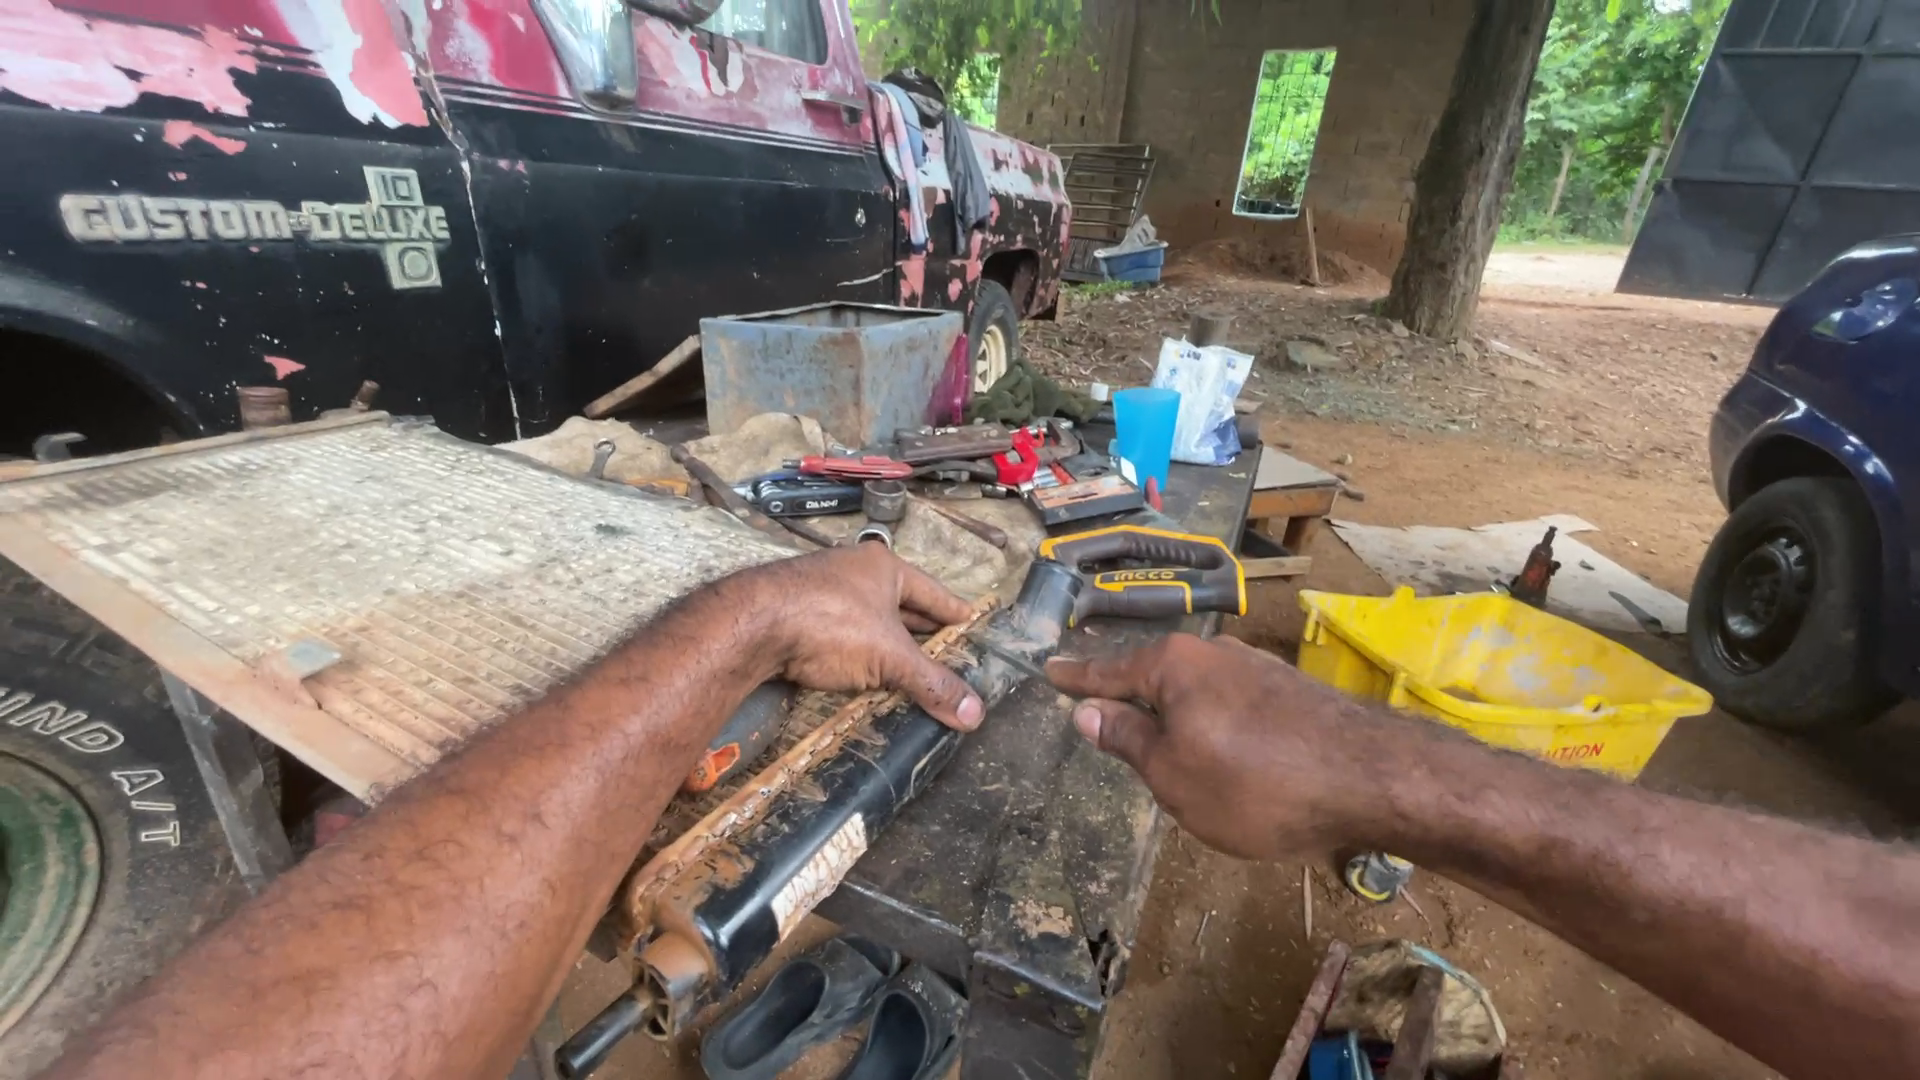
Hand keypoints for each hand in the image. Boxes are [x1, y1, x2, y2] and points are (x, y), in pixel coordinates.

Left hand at [742, 544, 984, 730]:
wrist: (752, 622)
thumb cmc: (832, 623)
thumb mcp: (890, 656)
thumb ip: (932, 683)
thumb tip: (976, 715)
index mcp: (884, 568)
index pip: (932, 592)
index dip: (953, 611)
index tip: (970, 622)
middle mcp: (853, 571)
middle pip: (899, 603)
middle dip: (921, 628)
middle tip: (945, 648)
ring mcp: (821, 589)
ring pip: (867, 617)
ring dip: (886, 640)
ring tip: (908, 661)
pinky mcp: (795, 612)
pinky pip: (840, 631)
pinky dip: (857, 649)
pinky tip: (862, 667)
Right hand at [1046, 635, 1393, 859]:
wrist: (1372, 779)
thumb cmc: (1253, 781)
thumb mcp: (1171, 772)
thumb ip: (1126, 738)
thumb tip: (1087, 710)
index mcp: (1171, 664)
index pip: (1107, 670)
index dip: (1076, 678)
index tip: (1049, 671)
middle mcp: (1210, 652)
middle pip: (1152, 676)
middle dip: (1131, 700)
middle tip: (1106, 721)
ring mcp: (1252, 667)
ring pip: (1193, 690)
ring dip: (1175, 716)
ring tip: (1167, 750)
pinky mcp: (1287, 689)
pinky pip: (1227, 702)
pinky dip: (1211, 723)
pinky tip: (1224, 753)